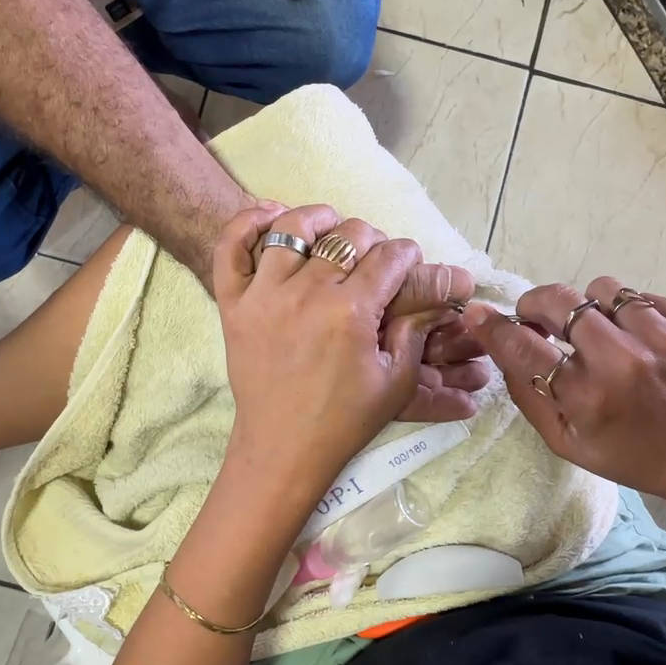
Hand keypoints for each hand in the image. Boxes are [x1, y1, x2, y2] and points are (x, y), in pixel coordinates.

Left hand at [213, 205, 472, 511]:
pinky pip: (231, 247)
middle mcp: (307, 293)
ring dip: (319, 220)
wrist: (283, 449)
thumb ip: (415, 331)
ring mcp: (264, 295)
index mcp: (351, 312)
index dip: (407, 254)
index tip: (410, 261)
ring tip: (331, 228)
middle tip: (375, 258)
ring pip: (292, 228)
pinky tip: (272, 216)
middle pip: (347, 235)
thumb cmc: (344, 420)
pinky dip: (248, 222)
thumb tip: (434, 294)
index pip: (389, 257)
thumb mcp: (397, 382)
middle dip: (372, 239)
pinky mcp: (233, 304)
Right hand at [464, 277, 665, 515]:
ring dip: (588, 307)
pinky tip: (638, 341)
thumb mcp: (572, 445)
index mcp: (588, 398)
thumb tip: (501, 350)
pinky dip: (628, 313)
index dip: (494, 326)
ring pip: (600, 289)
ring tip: (600, 334)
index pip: (523, 346)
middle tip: (538, 318)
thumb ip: (530, 397)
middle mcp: (622, 360)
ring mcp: (661, 335)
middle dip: (537, 304)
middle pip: (558, 301)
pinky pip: (640, 297)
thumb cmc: (638, 458)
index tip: (478, 313)